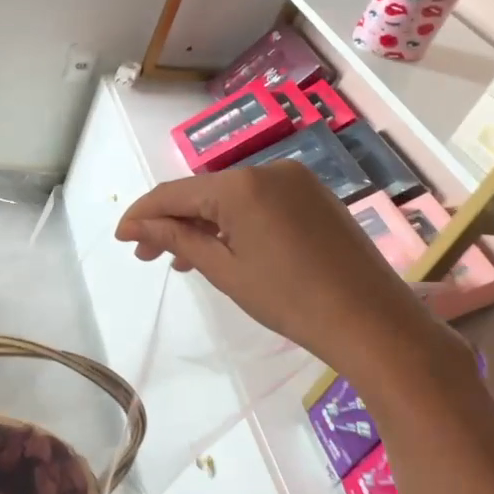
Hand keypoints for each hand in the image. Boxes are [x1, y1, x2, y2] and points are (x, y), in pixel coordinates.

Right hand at [114, 161, 466, 380]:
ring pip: (229, 197)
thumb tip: (134, 227)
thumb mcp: (223, 269)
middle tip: (146, 256)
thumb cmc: (289, 299)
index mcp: (241, 185)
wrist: (373, 322)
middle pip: (201, 192)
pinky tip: (221, 250)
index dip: (142, 214)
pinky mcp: (314, 198)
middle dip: (170, 221)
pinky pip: (258, 202)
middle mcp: (268, 171)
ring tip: (181, 260)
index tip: (120, 238)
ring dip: (201, 223)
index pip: (174, 193)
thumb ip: (175, 238)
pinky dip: (233, 223)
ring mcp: (296, 182)